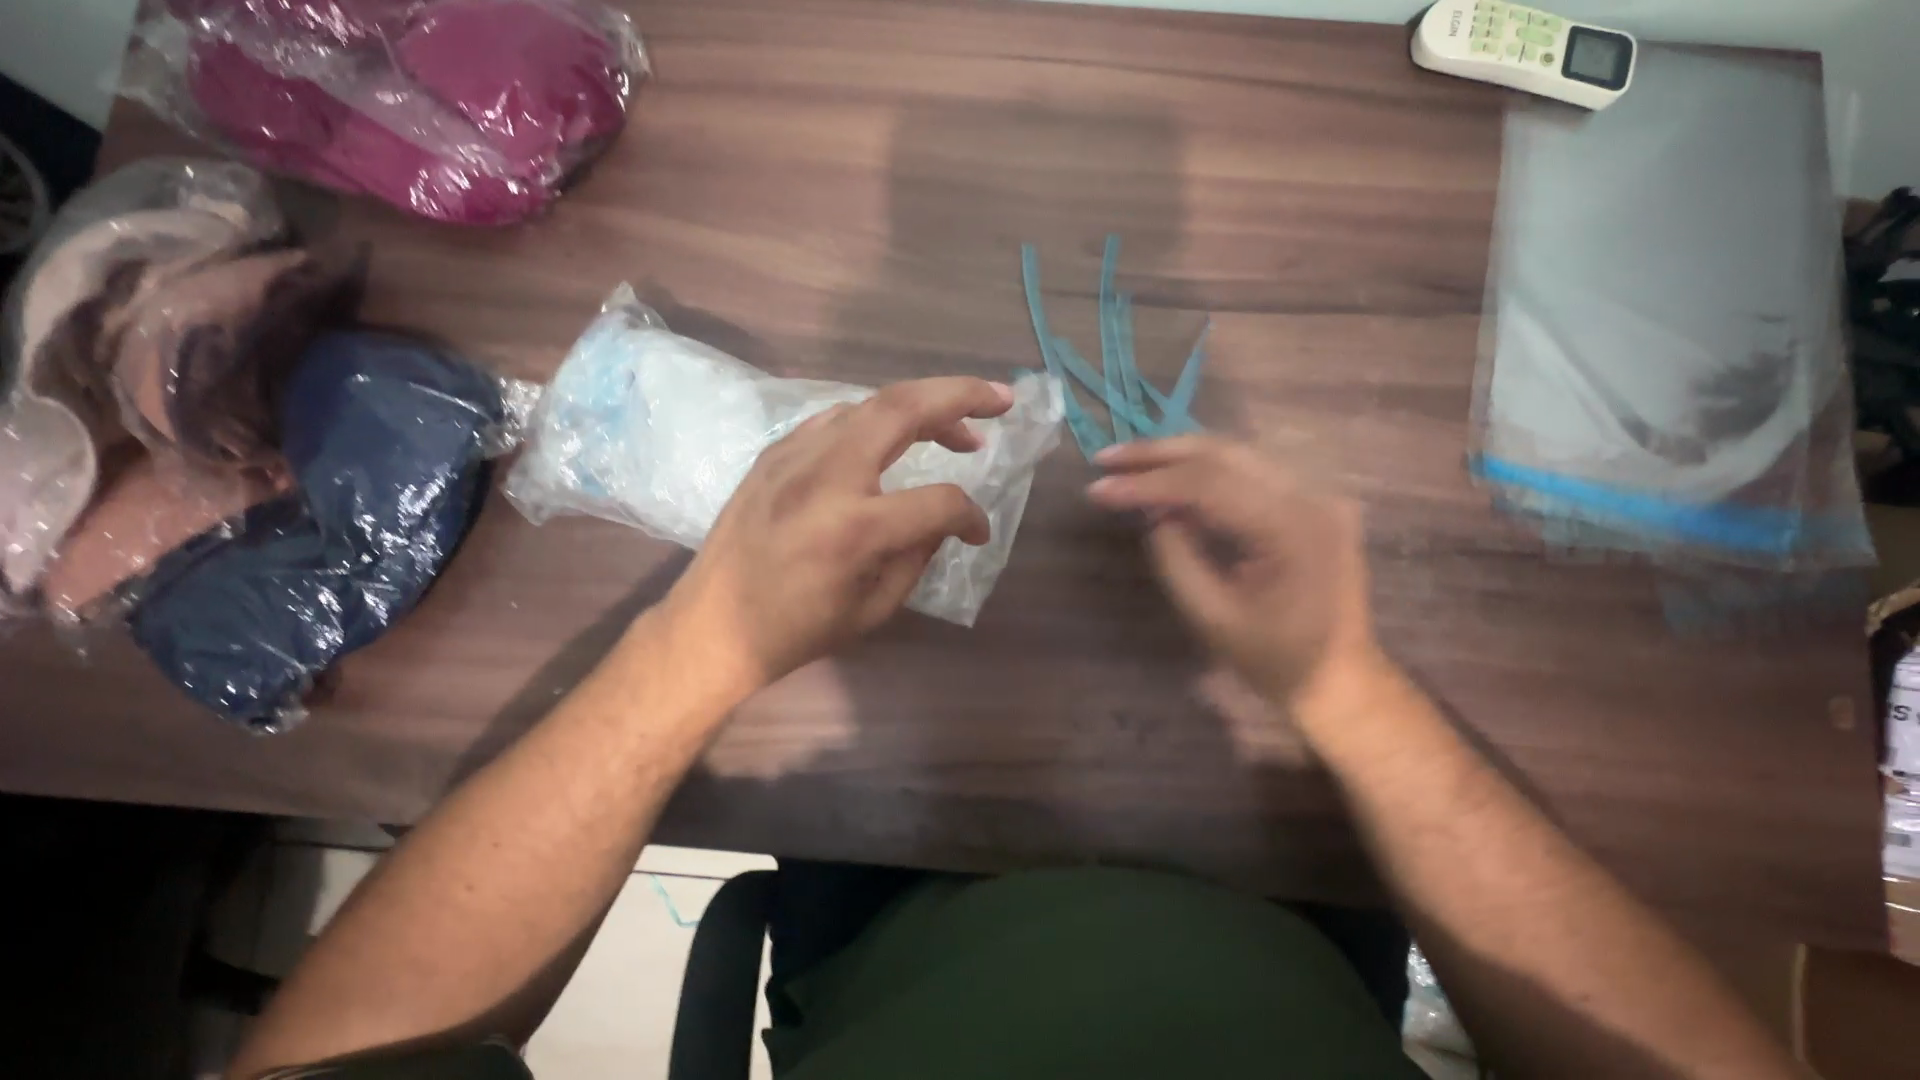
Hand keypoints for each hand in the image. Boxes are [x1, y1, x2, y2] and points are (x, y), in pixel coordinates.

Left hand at [660, 377, 1013, 693]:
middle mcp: (825, 476)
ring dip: (919, 405)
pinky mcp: (773, 454)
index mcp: (853, 528)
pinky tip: (891, 437)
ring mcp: (793, 456)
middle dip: (961, 395)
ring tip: (954, 427)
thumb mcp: (873, 611)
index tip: (978, 533)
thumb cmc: (796, 631)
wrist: (711, 627)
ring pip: (869, 403)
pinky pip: (834, 419)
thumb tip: (942, 521)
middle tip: (1000, 400)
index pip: (938, 501)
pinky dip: (874, 419)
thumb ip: (917, 557)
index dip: (970, 516)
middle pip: (904, 408)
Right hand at [1087, 436, 1386, 716]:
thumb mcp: (1214, 618)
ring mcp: (1315, 495)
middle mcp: (1310, 496)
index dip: (1148, 483)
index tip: (1098, 489)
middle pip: (1224, 453)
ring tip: (1128, 463)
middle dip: (1159, 453)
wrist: (1340, 681)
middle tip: (1106, 458)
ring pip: (1235, 455)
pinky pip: (1248, 473)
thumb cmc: (1278, 660)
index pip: (1208, 484)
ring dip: (1178, 456)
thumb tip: (1153, 515)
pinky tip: (1168, 479)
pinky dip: (1202, 472)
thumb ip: (1177, 559)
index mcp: (1292, 527)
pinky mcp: (1308, 503)